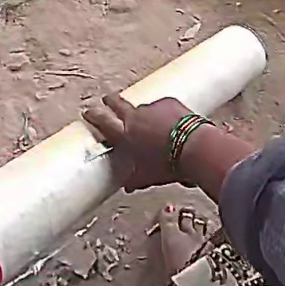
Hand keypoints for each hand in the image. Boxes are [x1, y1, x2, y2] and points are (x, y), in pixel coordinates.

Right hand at [83, 94, 197, 191]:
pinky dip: (165, 112)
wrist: (196, 148)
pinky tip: (174, 122)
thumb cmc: (170, 165)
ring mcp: (151, 107)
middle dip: (110, 100)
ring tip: (154, 122)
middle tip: (107, 99)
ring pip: (143, 107)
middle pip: (116, 103)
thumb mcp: (149, 176)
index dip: (93, 115)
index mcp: (125, 135)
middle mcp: (134, 118)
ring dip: (145, 113)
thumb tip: (128, 186)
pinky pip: (162, 106)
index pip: (102, 121)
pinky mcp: (168, 102)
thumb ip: (136, 179)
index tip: (88, 112)